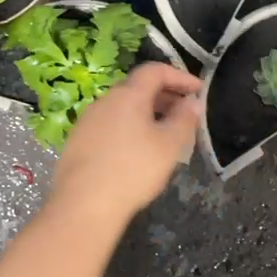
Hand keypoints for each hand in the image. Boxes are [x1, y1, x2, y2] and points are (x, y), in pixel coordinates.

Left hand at [48, 63, 202, 227]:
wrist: (83, 205)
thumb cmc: (133, 170)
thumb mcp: (169, 145)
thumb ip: (184, 119)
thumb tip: (192, 102)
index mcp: (128, 94)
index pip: (155, 71)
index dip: (180, 76)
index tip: (198, 89)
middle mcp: (104, 100)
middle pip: (137, 87)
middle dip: (164, 95)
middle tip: (184, 112)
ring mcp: (87, 120)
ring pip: (122, 107)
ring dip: (146, 112)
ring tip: (163, 132)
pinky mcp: (77, 141)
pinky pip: (109, 124)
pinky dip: (128, 127)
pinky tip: (136, 150)